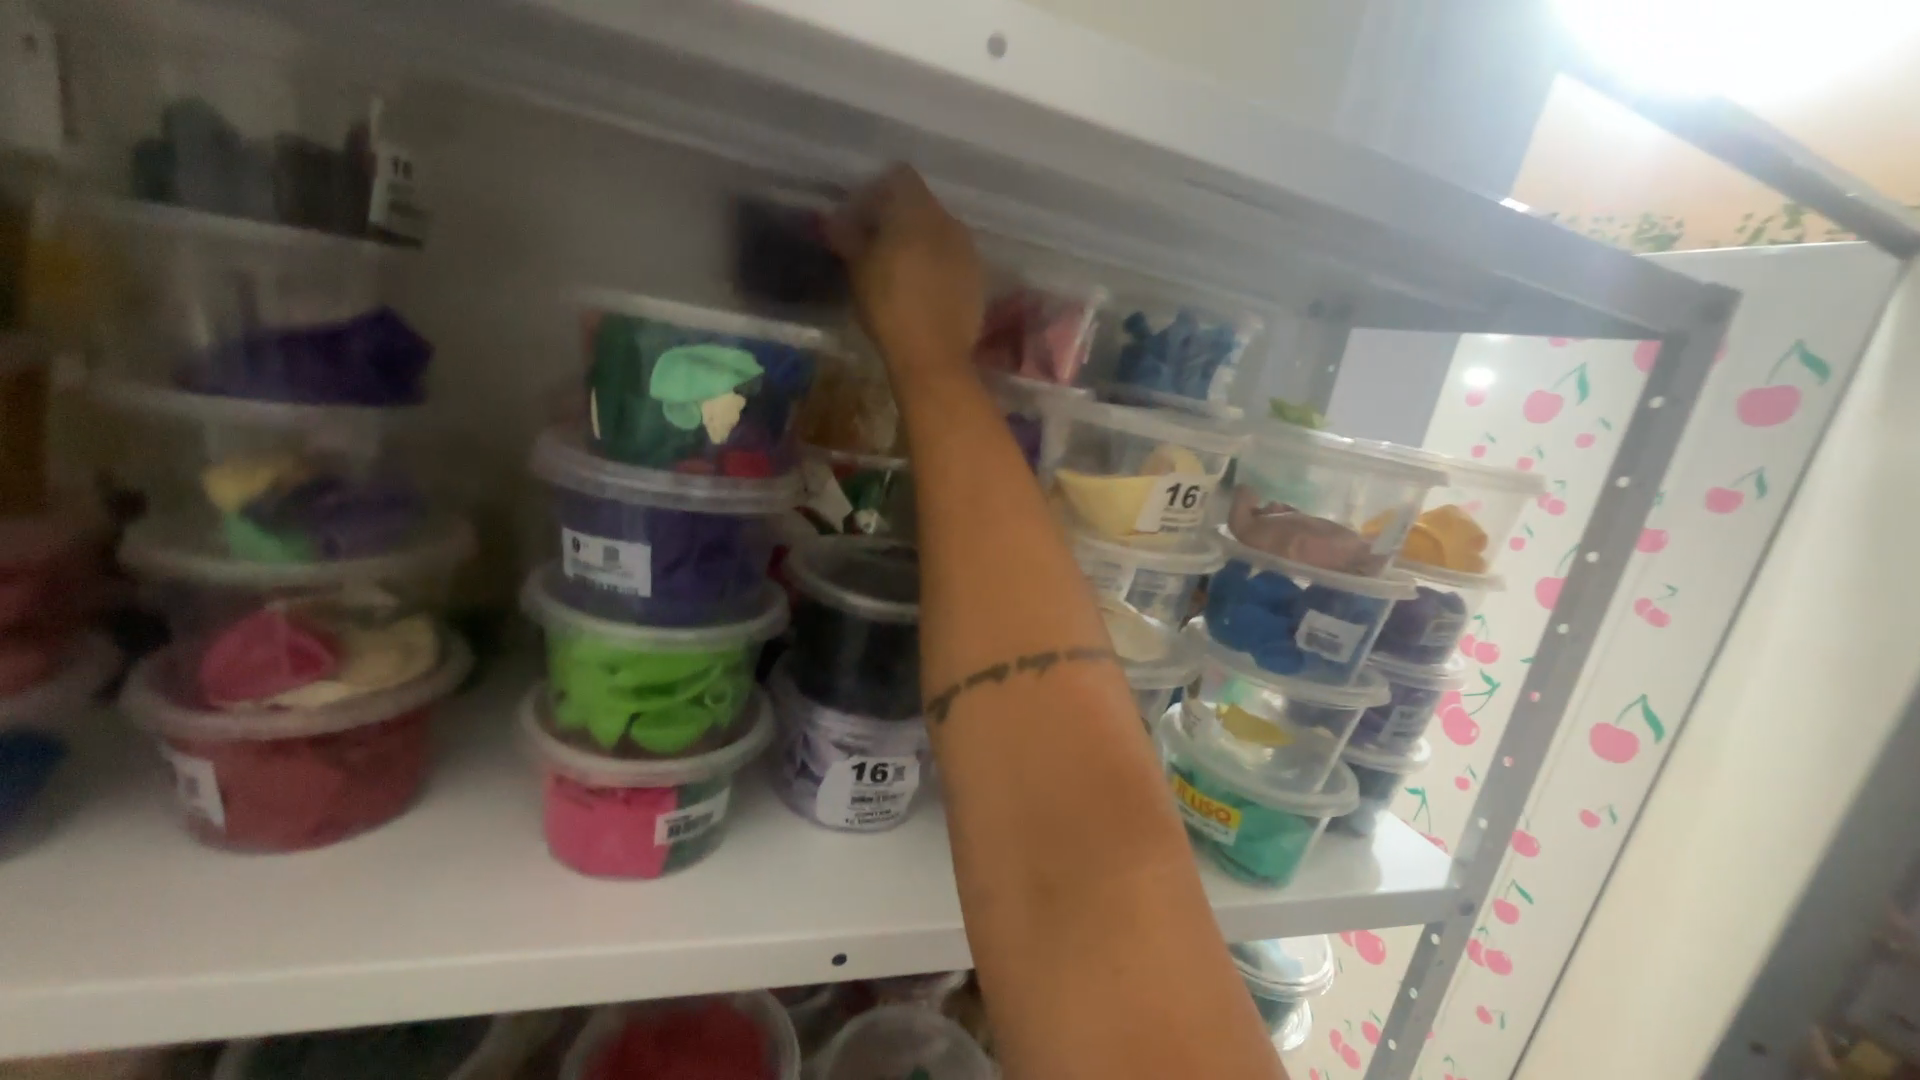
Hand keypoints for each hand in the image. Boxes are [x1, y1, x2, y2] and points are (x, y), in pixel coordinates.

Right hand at [826, 165, 983, 381]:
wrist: (934, 356)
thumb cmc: (889, 307)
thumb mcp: (859, 270)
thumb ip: (848, 236)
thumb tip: (834, 220)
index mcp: (918, 211)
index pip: (901, 177)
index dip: (878, 191)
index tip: (861, 217)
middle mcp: (949, 222)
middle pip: (922, 204)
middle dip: (899, 218)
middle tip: (876, 245)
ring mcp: (968, 250)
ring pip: (941, 232)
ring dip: (921, 242)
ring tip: (900, 270)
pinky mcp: (978, 278)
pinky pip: (954, 258)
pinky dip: (938, 265)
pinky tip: (923, 290)